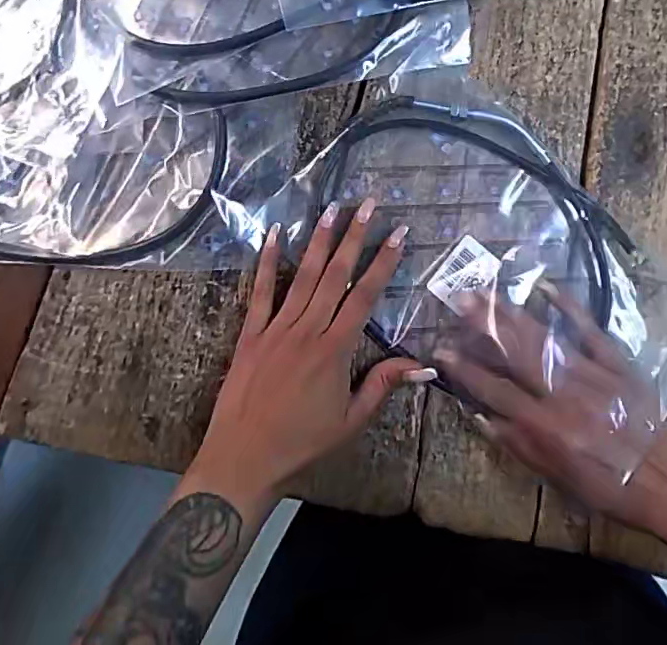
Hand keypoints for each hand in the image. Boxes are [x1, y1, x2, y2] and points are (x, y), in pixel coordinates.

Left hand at [185, 198, 432, 506]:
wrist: (241, 462)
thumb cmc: (302, 444)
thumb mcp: (351, 420)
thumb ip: (384, 384)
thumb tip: (426, 365)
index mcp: (336, 349)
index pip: (365, 295)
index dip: (384, 261)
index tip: (398, 232)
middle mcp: (308, 330)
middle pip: (336, 274)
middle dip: (354, 236)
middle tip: (368, 204)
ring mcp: (276, 329)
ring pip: (304, 276)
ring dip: (320, 240)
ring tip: (332, 208)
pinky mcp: (251, 334)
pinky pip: (261, 292)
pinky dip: (268, 262)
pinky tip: (275, 235)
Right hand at [434, 281, 666, 544]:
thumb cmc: (618, 490)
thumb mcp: (566, 481)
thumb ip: (523, 448)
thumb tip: (484, 418)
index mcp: (549, 427)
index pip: (497, 392)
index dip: (466, 370)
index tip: (442, 350)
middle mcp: (565, 394)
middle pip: (516, 353)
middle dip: (485, 326)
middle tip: (459, 299)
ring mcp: (593, 373)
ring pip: (544, 338)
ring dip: (513, 313)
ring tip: (488, 293)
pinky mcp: (619, 362)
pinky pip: (589, 329)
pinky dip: (568, 307)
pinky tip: (546, 288)